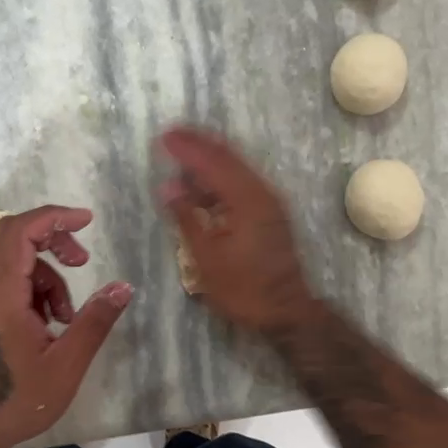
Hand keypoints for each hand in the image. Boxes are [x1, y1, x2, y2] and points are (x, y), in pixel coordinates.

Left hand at [0, 205, 131, 447]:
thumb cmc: (16, 401)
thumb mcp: (66, 365)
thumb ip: (94, 321)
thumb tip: (122, 287)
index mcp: (0, 294)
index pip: (21, 231)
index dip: (55, 217)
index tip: (86, 221)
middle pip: (12, 236)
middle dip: (53, 240)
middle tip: (82, 261)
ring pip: (8, 260)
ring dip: (44, 274)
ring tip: (65, 316)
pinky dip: (27, 288)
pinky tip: (44, 325)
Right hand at [157, 126, 316, 331]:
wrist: (285, 311)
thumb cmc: (244, 289)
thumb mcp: (206, 257)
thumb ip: (186, 218)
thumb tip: (167, 188)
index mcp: (246, 199)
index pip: (212, 161)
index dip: (187, 147)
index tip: (163, 137)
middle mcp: (261, 193)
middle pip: (227, 158)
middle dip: (198, 145)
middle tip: (171, 137)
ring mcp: (269, 203)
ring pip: (236, 170)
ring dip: (209, 162)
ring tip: (181, 159)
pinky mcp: (270, 215)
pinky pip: (242, 185)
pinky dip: (220, 180)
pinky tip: (201, 189)